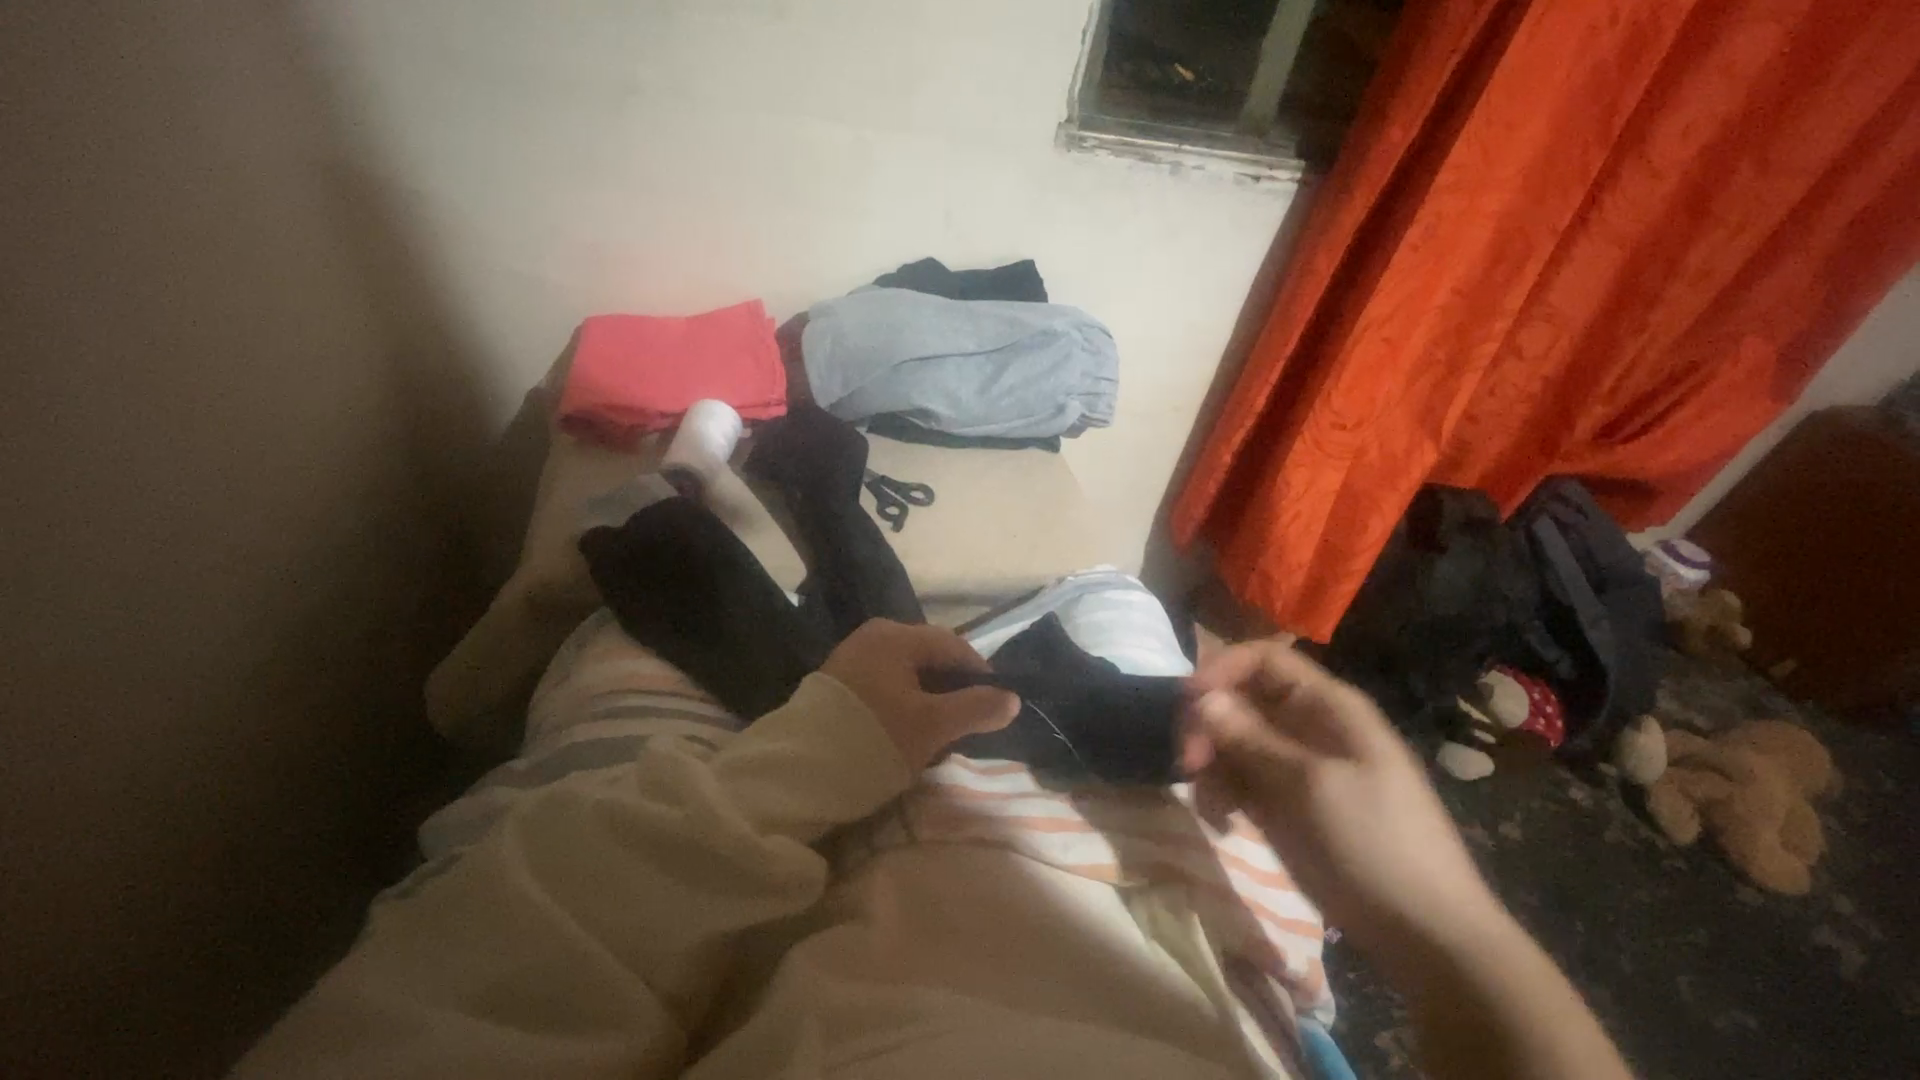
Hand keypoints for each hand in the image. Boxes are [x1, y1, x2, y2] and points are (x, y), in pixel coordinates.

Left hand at [821, 619, 1019, 770]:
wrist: (799, 773)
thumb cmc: (875, 738)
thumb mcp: (933, 726)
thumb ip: (976, 708)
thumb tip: (1012, 699)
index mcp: (895, 636)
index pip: (953, 646)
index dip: (980, 676)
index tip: (995, 708)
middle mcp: (871, 637)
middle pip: (928, 660)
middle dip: (951, 693)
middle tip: (965, 728)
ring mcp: (849, 660)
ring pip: (905, 678)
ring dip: (926, 705)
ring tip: (936, 739)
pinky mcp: (835, 686)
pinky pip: (882, 689)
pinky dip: (900, 709)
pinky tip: (903, 738)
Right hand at [1182, 640, 1504, 953]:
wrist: (1421, 930)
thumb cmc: (1376, 843)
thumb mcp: (1312, 785)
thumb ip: (1253, 740)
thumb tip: (1202, 697)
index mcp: (1327, 707)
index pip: (1263, 660)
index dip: (1222, 669)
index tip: (1186, 702)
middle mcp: (1305, 727)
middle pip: (1238, 700)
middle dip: (1207, 725)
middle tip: (1189, 763)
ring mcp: (1291, 767)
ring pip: (1229, 742)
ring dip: (1210, 765)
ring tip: (1211, 806)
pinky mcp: (1280, 805)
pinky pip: (1236, 781)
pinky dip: (1220, 795)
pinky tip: (1223, 824)